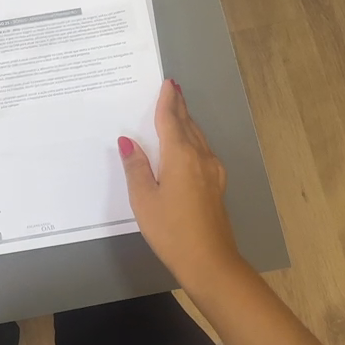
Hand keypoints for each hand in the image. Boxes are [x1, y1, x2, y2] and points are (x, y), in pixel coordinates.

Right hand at [119, 80, 245, 294]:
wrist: (210, 262)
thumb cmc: (171, 230)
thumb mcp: (144, 199)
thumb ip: (136, 167)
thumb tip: (128, 141)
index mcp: (180, 156)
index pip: (171, 120)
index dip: (168, 101)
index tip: (168, 82)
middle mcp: (200, 157)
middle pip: (188, 125)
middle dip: (179, 107)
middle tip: (172, 89)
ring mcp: (212, 171)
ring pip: (198, 137)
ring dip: (187, 122)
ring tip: (177, 110)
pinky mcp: (217, 185)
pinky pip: (202, 150)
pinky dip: (192, 138)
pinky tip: (188, 145)